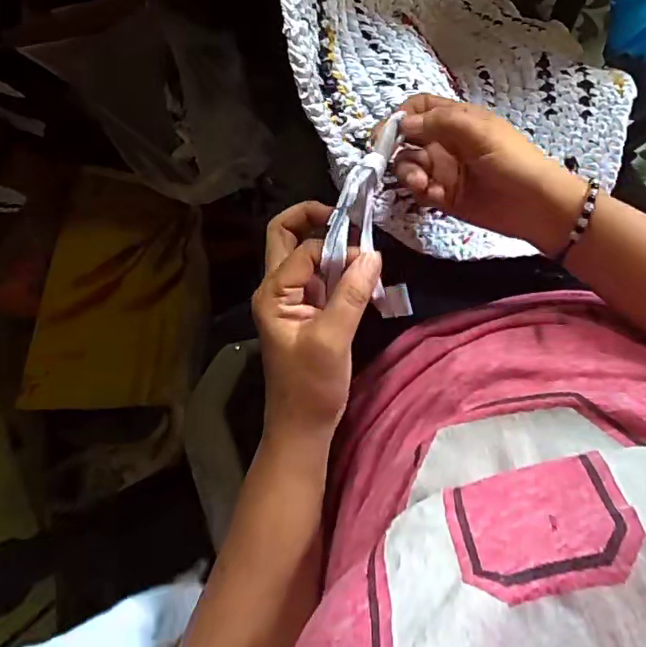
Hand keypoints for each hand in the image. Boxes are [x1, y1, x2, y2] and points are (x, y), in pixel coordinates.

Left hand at [253, 208, 382, 438]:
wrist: (302, 427)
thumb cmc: (310, 387)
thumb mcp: (333, 339)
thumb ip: (351, 294)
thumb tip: (373, 253)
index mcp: (272, 293)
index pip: (304, 249)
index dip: (335, 248)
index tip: (365, 260)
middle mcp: (276, 288)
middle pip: (286, 234)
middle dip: (315, 219)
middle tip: (349, 222)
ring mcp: (291, 297)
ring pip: (305, 252)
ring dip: (332, 247)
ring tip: (362, 254)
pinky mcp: (308, 308)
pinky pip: (321, 275)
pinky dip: (340, 269)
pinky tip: (361, 279)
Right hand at [394, 94, 586, 253]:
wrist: (537, 205)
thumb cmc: (512, 159)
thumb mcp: (477, 130)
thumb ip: (437, 122)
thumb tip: (402, 124)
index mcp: (456, 119)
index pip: (419, 107)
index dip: (401, 115)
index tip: (387, 129)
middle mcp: (445, 142)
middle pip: (406, 137)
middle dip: (392, 145)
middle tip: (381, 155)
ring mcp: (443, 169)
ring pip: (408, 164)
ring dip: (406, 170)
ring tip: (420, 182)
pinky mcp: (444, 196)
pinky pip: (419, 189)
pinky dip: (418, 190)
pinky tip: (431, 194)